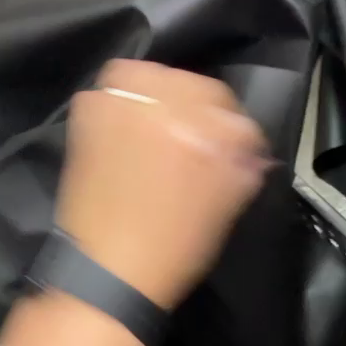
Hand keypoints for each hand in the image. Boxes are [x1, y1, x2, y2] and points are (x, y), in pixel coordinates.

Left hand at [55, 59, 271, 308]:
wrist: (110, 269)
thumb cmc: (175, 249)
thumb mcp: (226, 207)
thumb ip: (244, 167)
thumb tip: (253, 148)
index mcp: (208, 135)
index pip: (239, 116)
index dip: (242, 138)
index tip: (238, 154)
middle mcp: (166, 107)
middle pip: (201, 88)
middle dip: (207, 113)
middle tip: (202, 142)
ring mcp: (125, 103)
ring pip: (161, 77)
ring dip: (169, 99)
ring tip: (167, 131)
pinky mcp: (93, 107)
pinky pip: (122, 85)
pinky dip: (133, 100)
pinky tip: (137, 128)